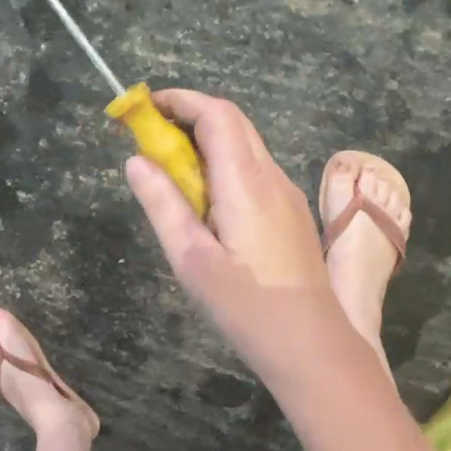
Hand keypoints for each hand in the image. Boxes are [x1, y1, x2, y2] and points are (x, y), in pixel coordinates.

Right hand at [125, 90, 330, 329]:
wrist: (314, 349)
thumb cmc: (246, 307)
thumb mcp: (191, 259)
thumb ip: (163, 204)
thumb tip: (136, 160)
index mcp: (246, 183)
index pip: (216, 115)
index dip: (178, 101)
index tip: (141, 109)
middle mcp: (271, 177)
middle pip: (232, 121)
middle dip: (188, 114)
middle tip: (147, 134)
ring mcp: (286, 194)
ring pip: (244, 144)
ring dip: (204, 139)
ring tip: (166, 167)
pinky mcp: (290, 213)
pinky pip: (252, 169)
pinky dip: (220, 162)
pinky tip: (200, 198)